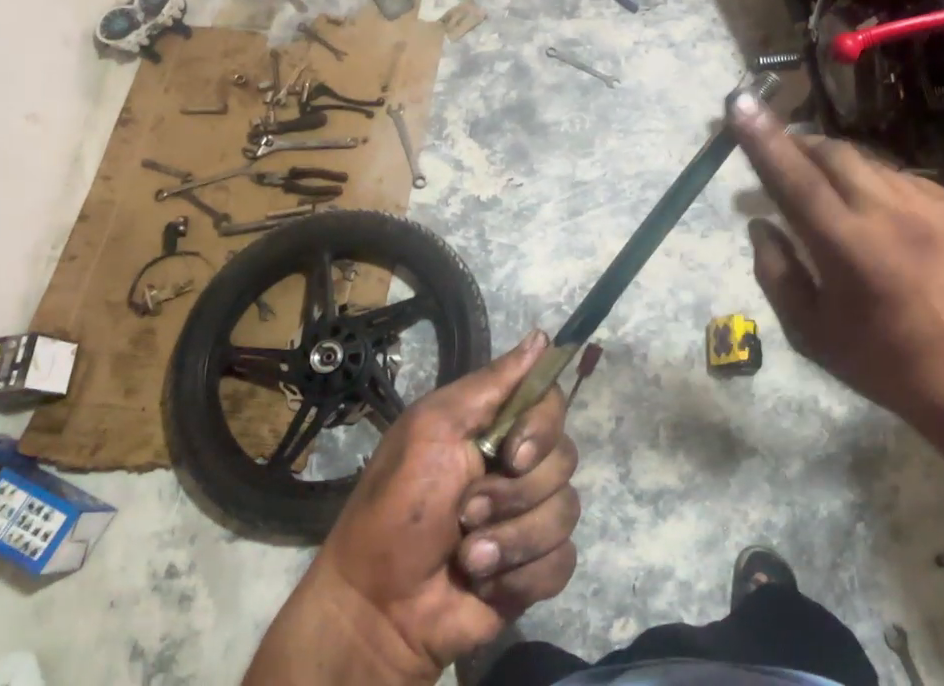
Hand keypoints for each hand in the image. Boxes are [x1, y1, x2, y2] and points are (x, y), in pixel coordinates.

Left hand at [248, 331, 579, 684]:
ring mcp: (530, 520)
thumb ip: (490, 385)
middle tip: (464, 512)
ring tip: (467, 556)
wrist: (378, 608)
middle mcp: (519, 469)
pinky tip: (487, 584)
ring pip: (566, 512)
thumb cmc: (395, 511)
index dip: (541, 429)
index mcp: (494, 430)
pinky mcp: (537, 570)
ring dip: (512, 540)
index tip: (511, 454)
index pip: (552, 405)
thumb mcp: (430, 432)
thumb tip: (543, 335)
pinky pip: (563, 561)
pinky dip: (523, 576)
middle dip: (513, 495)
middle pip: (565, 460)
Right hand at [727, 92, 943, 426]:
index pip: (794, 178)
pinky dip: (878, 187)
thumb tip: (760, 223)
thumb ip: (776, 272)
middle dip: (799, 144)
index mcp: (849, 248)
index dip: (761, 138)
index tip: (739, 102)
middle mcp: (891, 214)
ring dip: (838, 168)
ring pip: (870, 164)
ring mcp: (933, 205)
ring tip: (827, 191)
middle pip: (833, 154)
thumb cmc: (884, 365)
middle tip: (779, 153)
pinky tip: (878, 216)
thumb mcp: (811, 334)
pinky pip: (906, 181)